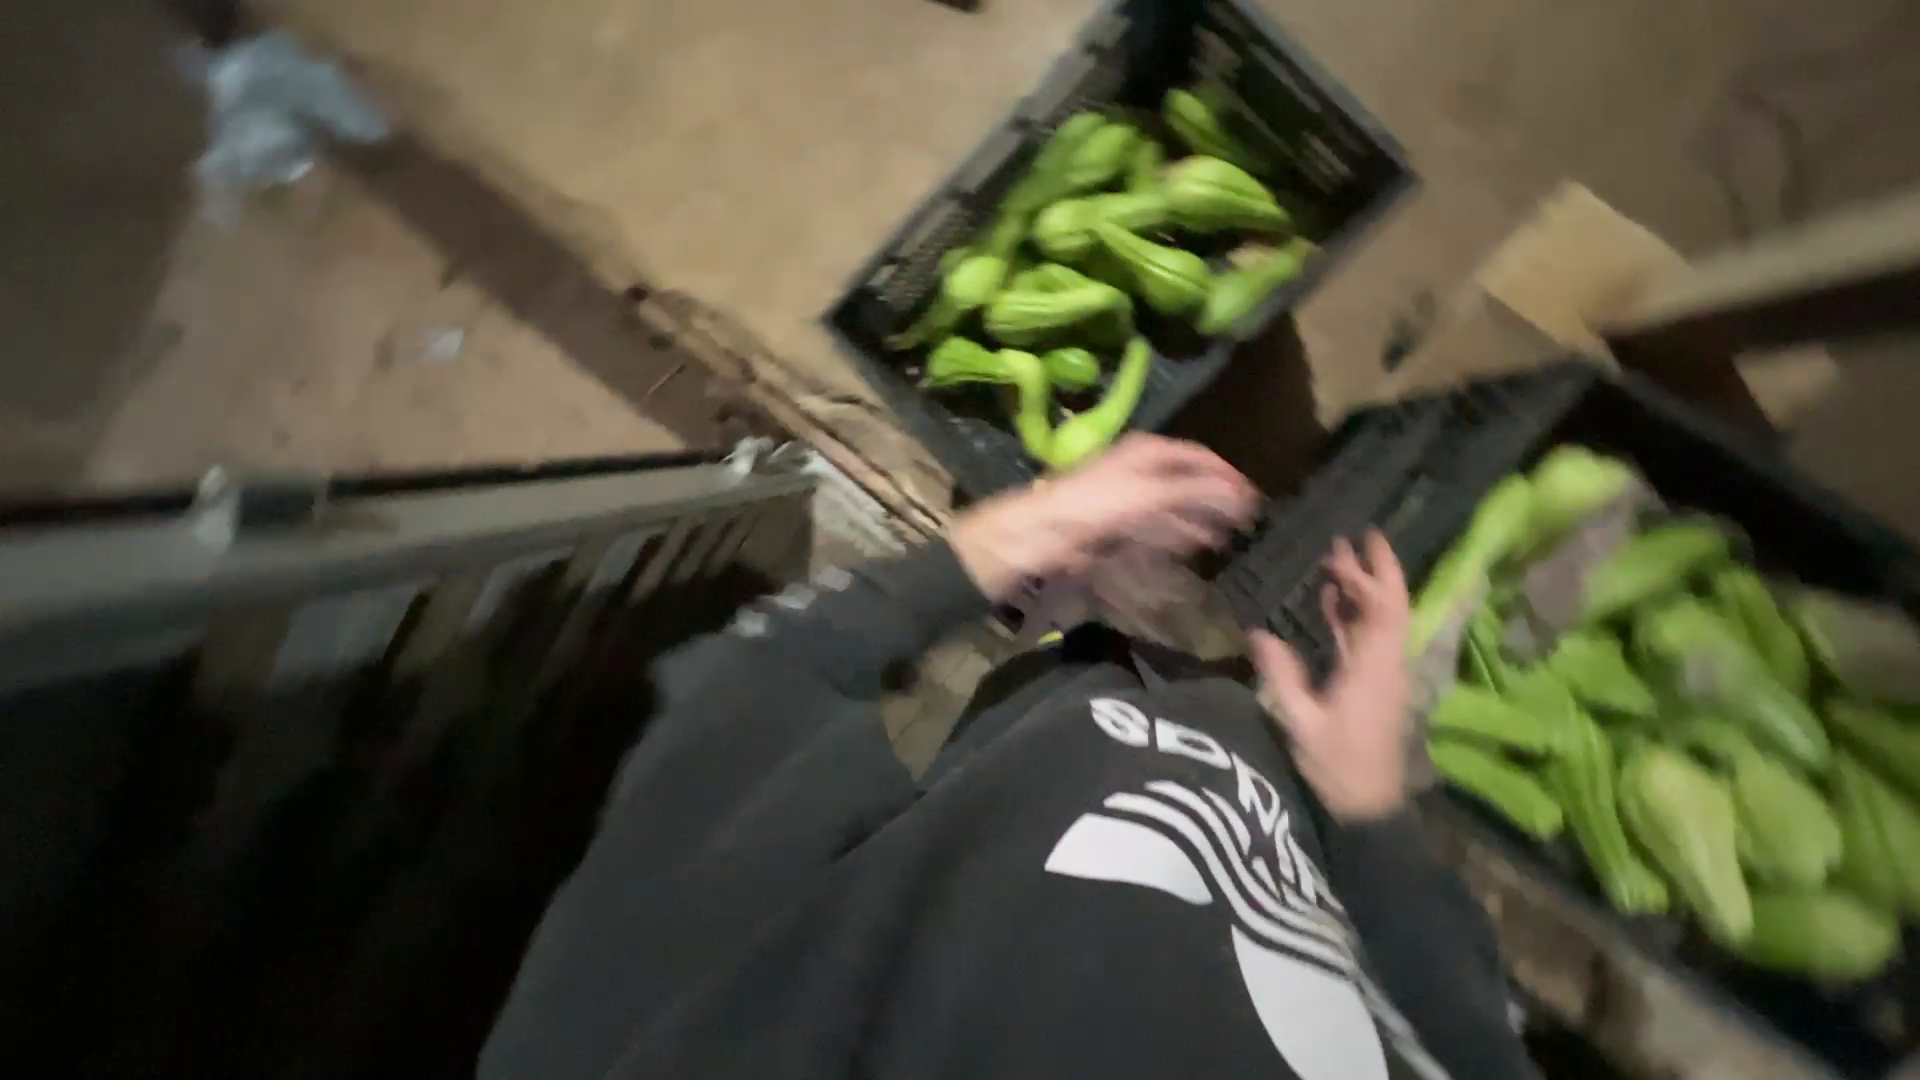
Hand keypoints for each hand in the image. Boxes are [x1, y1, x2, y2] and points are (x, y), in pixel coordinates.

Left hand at [949, 434, 1259, 601]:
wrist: (1018, 543)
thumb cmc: (1077, 514)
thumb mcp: (1137, 498)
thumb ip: (1187, 492)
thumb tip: (1234, 491)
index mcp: (1138, 455)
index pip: (1190, 455)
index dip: (1220, 473)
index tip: (1249, 495)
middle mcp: (1129, 471)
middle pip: (1180, 479)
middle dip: (1211, 498)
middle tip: (1243, 520)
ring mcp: (1115, 500)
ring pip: (1165, 506)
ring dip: (1193, 519)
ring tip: (1221, 537)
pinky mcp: (1102, 528)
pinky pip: (1145, 530)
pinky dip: (1169, 536)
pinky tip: (1183, 549)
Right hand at [1249, 530, 1411, 822]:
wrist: (1367, 808)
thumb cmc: (1337, 767)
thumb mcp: (1301, 723)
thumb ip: (1282, 676)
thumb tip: (1257, 631)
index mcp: (1373, 670)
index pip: (1383, 611)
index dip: (1374, 574)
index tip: (1357, 543)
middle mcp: (1385, 666)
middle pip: (1389, 609)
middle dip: (1374, 572)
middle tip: (1348, 539)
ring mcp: (1381, 676)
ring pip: (1380, 622)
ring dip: (1362, 590)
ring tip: (1336, 560)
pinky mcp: (1371, 686)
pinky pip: (1366, 639)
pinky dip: (1352, 615)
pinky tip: (1332, 601)